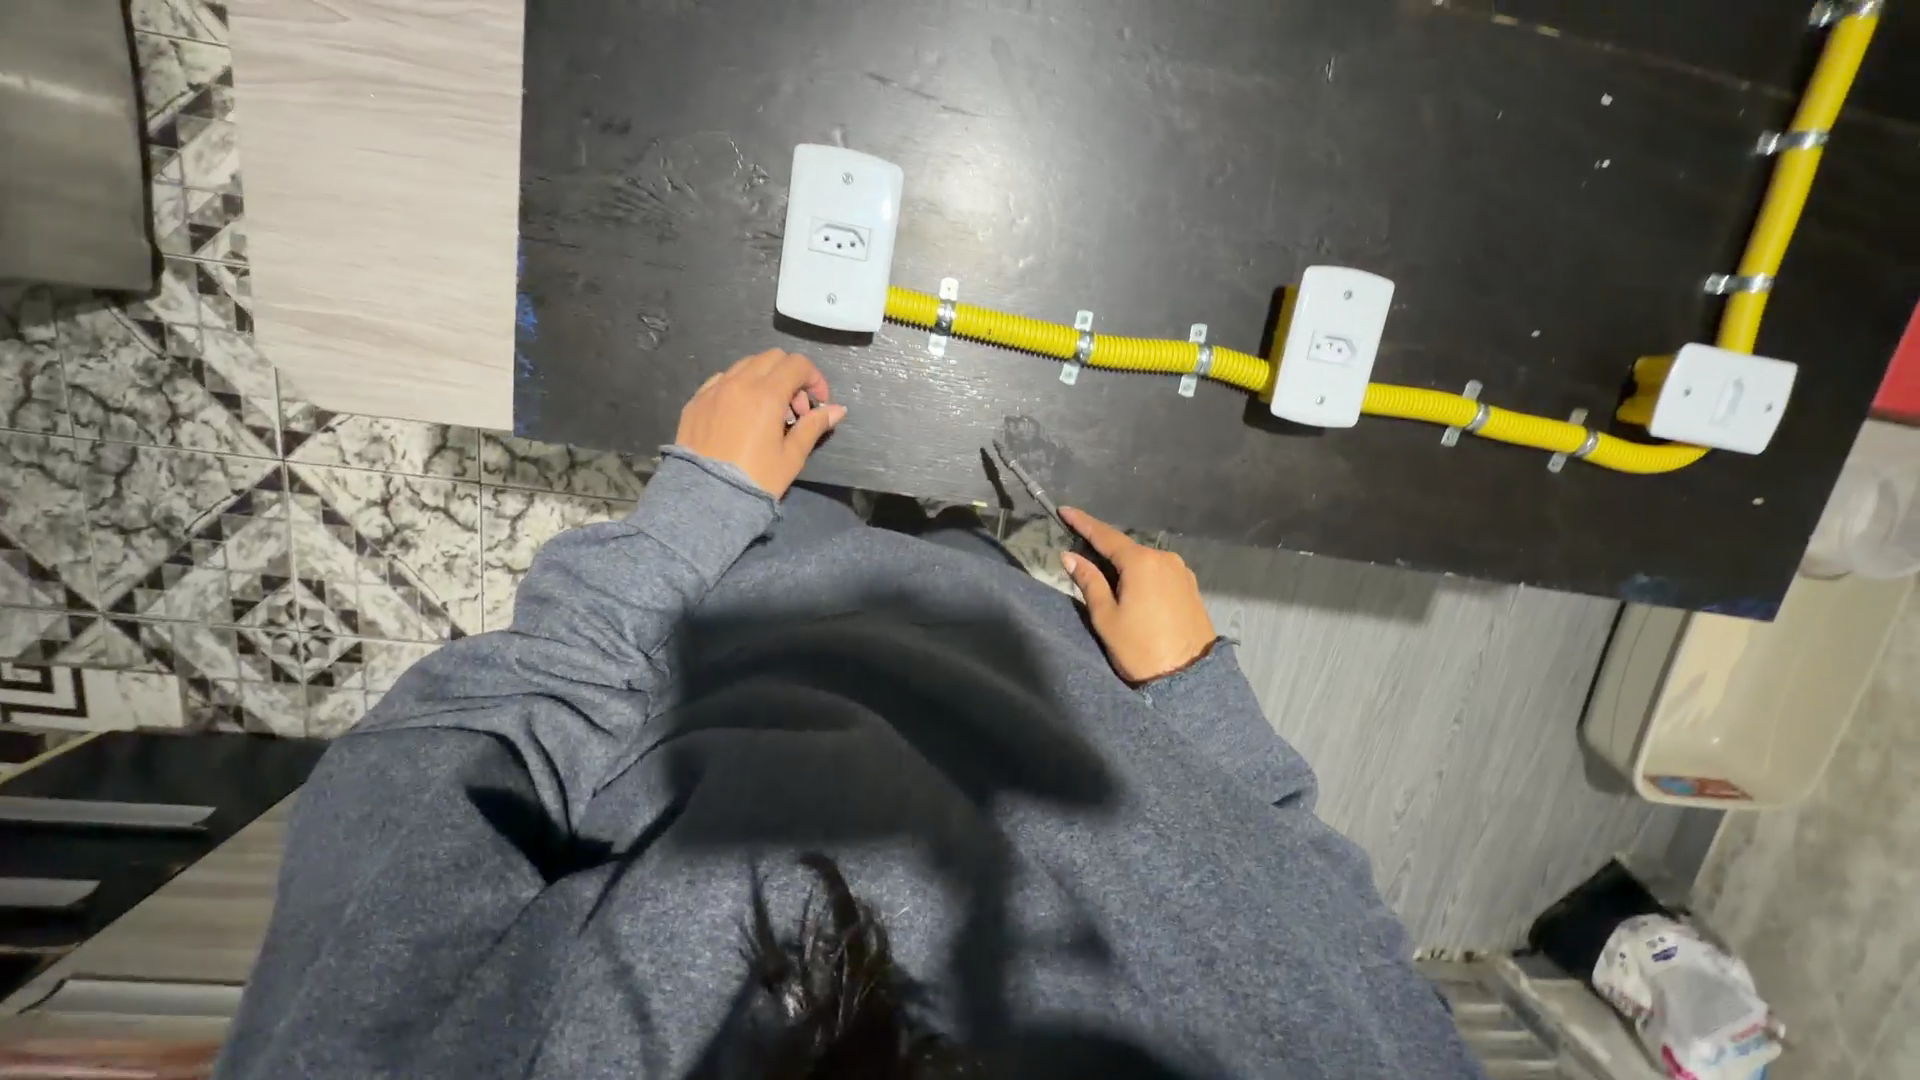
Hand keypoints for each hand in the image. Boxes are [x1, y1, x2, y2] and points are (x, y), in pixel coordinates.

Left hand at [675, 348, 846, 497]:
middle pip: (772, 358)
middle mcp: (738, 383)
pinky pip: (722, 379)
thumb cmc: (756, 479)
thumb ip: (814, 426)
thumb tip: (838, 409)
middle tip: (795, 410)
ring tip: (768, 412)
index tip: (819, 402)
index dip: (815, 379)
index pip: (797, 365)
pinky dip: (739, 386)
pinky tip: (741, 413)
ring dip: (765, 379)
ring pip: (746, 365)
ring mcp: (713, 389)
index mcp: (766, 394)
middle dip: (791, 376)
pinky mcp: (696, 401)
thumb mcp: (792, 456)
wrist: (706, 499)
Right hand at [1058, 507, 1217, 684]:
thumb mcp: (1106, 617)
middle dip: (1103, 550)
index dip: (1083, 523)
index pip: (1105, 535)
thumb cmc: (1140, 648)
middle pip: (1126, 549)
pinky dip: (1141, 575)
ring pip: (1143, 561)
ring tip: (1105, 582)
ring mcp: (1181, 572)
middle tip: (1079, 557)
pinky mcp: (1190, 587)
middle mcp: (1164, 558)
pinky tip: (1132, 590)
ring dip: (1123, 566)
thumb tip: (1070, 556)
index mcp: (1141, 562)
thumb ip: (1088, 581)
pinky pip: (1158, 573)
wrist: (1189, 678)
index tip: (1065, 510)